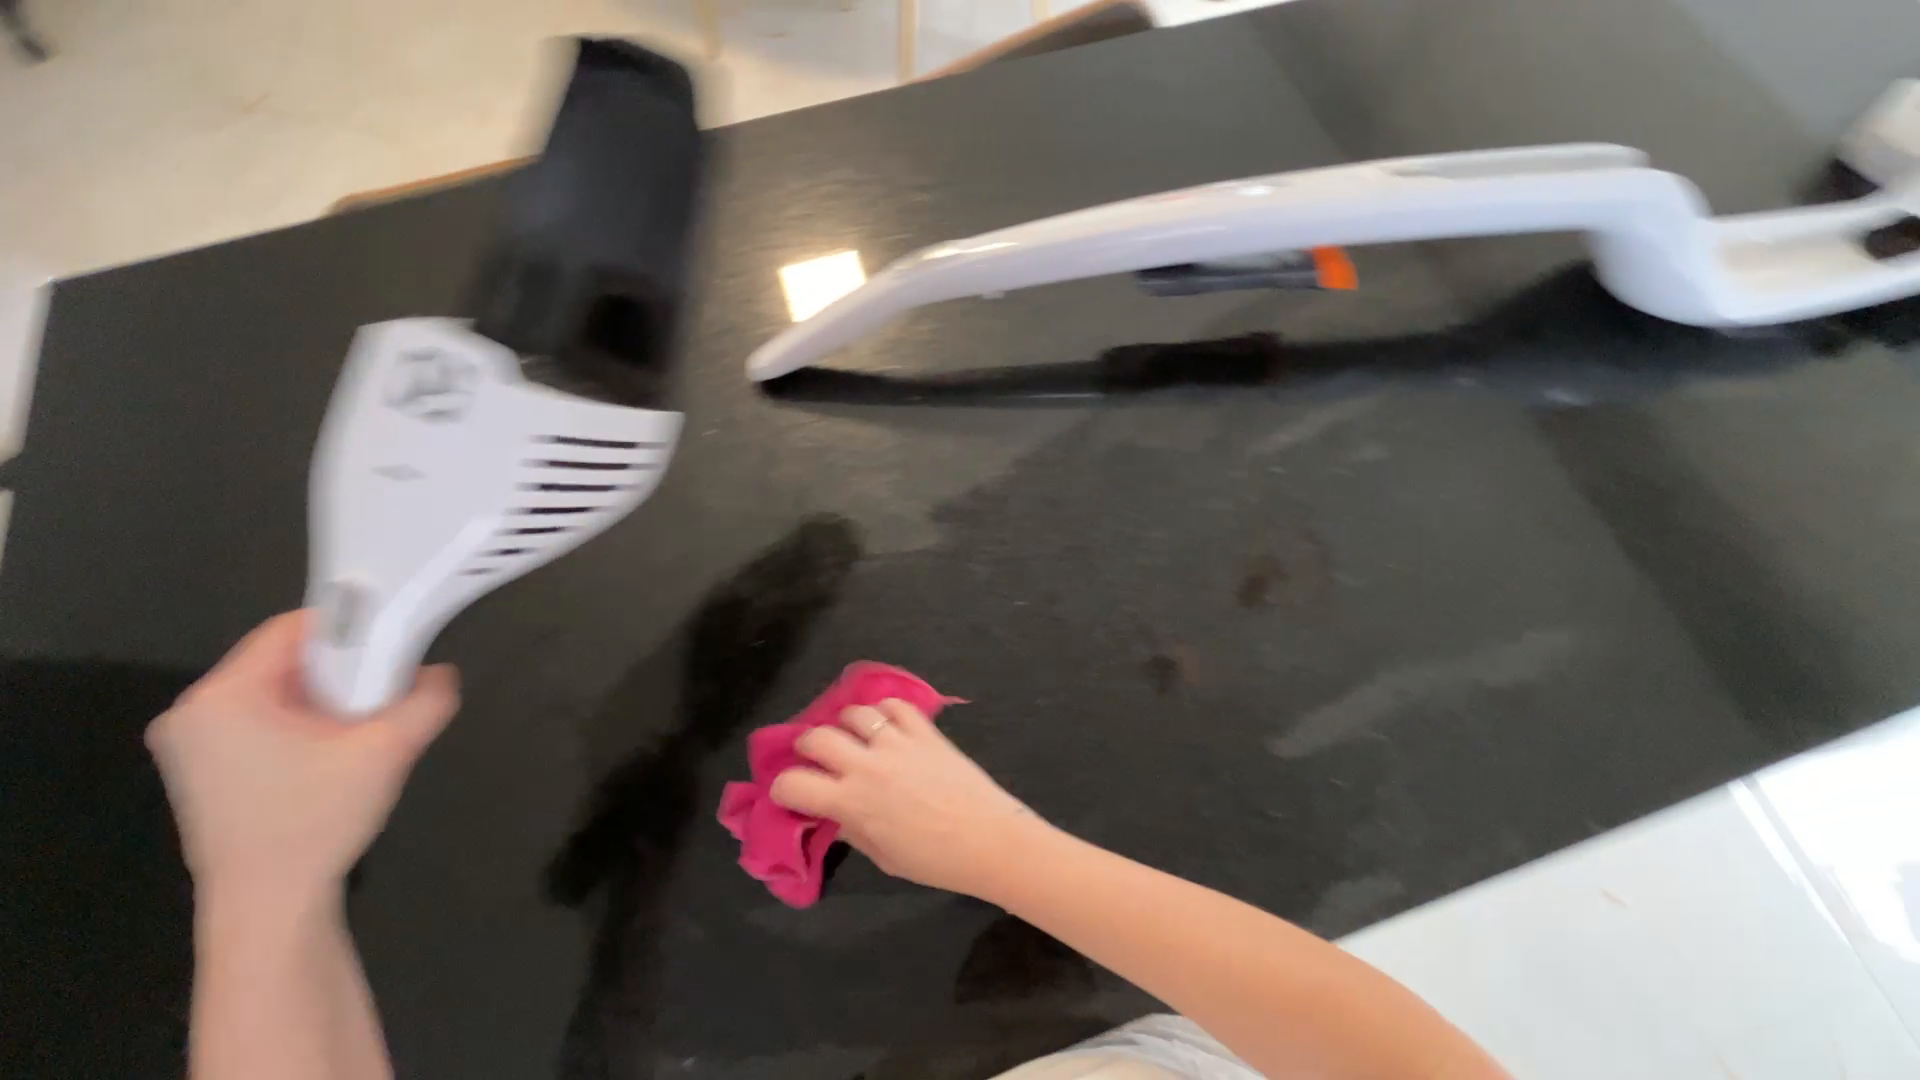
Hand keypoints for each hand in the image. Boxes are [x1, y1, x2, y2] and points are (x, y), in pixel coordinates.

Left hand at [146, 610, 459, 904]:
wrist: (270, 905)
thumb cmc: (316, 820)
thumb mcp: (388, 750)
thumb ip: (427, 699)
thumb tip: (442, 673)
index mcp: (221, 697)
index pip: (293, 628)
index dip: (352, 630)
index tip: (395, 649)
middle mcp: (192, 712)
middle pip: (286, 661)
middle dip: (344, 671)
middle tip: (386, 694)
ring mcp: (190, 745)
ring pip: (278, 692)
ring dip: (328, 700)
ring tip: (365, 728)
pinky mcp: (202, 771)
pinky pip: (263, 721)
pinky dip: (305, 724)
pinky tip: (335, 754)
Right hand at [769, 698, 1041, 896]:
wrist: (989, 840)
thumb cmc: (934, 861)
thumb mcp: (883, 856)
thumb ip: (851, 829)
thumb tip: (829, 813)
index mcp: (852, 802)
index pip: (794, 784)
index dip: (782, 789)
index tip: (789, 793)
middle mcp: (868, 765)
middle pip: (817, 737)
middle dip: (806, 747)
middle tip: (814, 758)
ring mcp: (898, 742)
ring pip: (855, 712)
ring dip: (844, 723)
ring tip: (850, 735)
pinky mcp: (925, 731)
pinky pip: (895, 705)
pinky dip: (884, 710)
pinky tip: (885, 723)